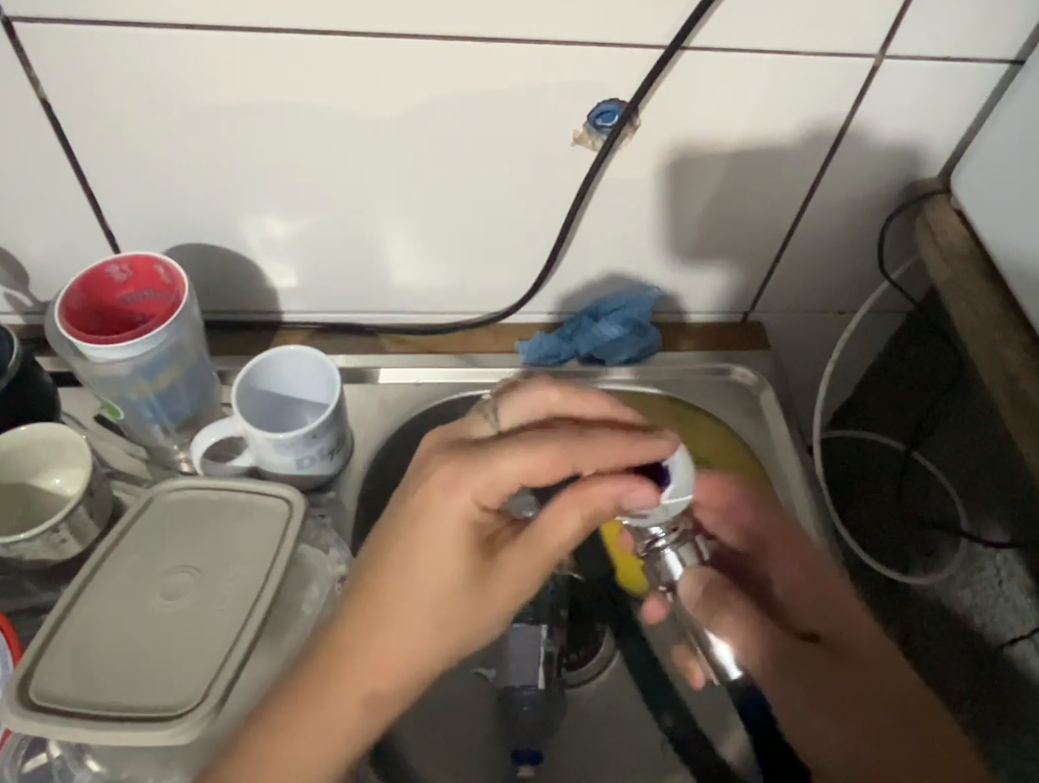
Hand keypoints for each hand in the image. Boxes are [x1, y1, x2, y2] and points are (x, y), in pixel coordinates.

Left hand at [334, 377, 676, 690]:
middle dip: (598, 409)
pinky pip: (502, 418)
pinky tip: (578, 439)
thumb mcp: (519, 571)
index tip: (668, 446)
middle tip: (649, 432)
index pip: (558, 443)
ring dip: (573, 407)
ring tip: (625, 431)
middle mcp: (452, 438)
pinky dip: (546, 420)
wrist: (370, 641)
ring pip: (519, 400)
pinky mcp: (444, 449)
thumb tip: (641, 485)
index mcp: (465, 471)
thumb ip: (578, 515)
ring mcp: (443, 438)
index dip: (619, 443)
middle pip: (537, 397)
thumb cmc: (444, 620)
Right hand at [641, 471, 990, 782]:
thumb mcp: (788, 669)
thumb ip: (733, 616)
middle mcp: (789, 577)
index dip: (696, 487)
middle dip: (677, 541)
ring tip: (654, 619)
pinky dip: (707, 633)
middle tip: (631, 557)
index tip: (644, 498)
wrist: (916, 779)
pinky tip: (693, 667)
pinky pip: (735, 622)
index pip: (742, 500)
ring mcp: (786, 612)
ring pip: (724, 579)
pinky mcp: (783, 647)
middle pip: (725, 535)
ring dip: (686, 593)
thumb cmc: (856, 716)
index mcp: (797, 565)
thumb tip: (682, 571)